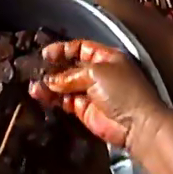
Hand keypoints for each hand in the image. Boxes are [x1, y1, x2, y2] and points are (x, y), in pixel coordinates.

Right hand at [30, 40, 171, 152]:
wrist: (137, 126)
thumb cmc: (124, 91)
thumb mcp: (97, 73)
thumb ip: (71, 74)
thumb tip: (51, 80)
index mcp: (105, 57)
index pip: (80, 47)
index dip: (63, 49)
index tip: (46, 53)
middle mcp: (97, 73)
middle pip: (69, 66)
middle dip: (53, 67)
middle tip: (36, 68)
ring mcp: (90, 91)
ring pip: (64, 84)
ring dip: (49, 84)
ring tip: (35, 85)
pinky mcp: (83, 109)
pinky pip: (63, 101)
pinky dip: (51, 98)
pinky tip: (39, 94)